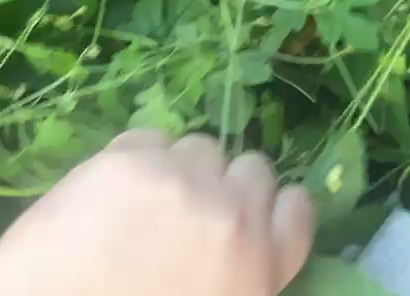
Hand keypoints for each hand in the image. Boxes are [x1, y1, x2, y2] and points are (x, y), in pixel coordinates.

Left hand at [0, 131, 316, 295]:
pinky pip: (151, 138)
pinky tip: (112, 196)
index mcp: (256, 269)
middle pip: (252, 168)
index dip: (274, 211)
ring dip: (184, 171)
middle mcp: (229, 215)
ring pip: (201, 147)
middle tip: (189, 221)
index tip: (250, 219)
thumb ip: (235, 272)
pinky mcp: (127, 160)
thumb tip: (232, 246)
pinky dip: (139, 161)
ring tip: (146, 207)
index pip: (297, 211)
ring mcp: (178, 181)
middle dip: (226, 189)